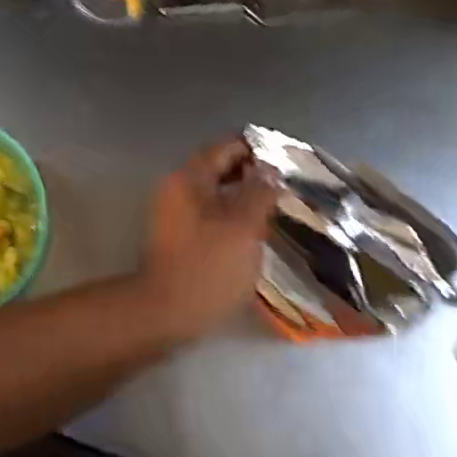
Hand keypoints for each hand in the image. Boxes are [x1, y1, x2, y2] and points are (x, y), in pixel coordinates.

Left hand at [137, 140, 281, 342]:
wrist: (166, 308)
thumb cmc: (207, 267)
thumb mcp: (241, 229)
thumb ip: (257, 194)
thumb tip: (270, 169)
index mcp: (188, 178)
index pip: (223, 148)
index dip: (255, 149)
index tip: (288, 159)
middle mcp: (176, 186)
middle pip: (217, 167)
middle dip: (252, 172)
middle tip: (289, 184)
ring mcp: (175, 210)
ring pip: (214, 190)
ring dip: (244, 193)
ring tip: (280, 205)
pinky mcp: (179, 232)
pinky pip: (210, 210)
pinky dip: (232, 211)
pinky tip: (256, 228)